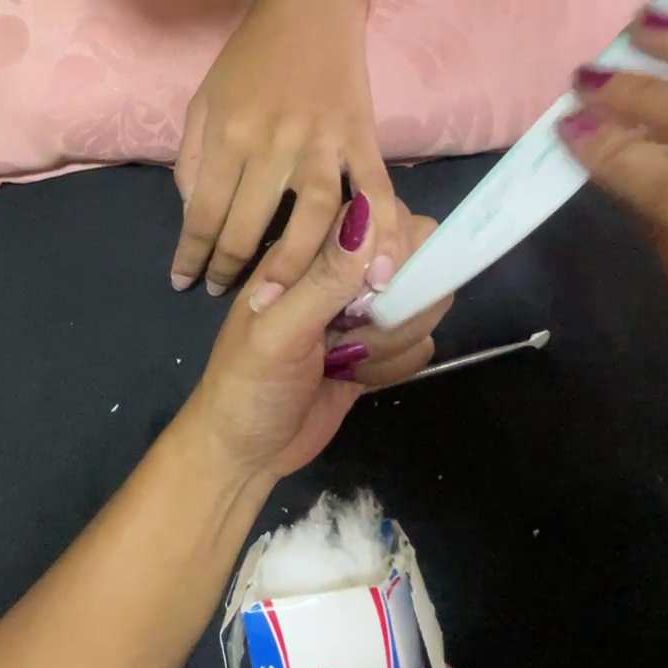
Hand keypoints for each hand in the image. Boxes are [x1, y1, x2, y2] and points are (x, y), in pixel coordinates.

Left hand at [173, 0, 397, 295]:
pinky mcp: (362, 138)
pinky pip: (372, 192)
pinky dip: (377, 234)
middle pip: (249, 224)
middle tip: (224, 293)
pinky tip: (375, 276)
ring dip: (291, 268)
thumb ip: (191, 158)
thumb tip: (195, 214)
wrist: (309, 9)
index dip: (191, 254)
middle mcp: (272, 144)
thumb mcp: (203, 100)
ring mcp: (322, 142)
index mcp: (227, 133)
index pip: (203, 212)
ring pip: (309, 219)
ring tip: (276, 298)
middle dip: (230, 269)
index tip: (184, 281)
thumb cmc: (249, 57)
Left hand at [185, 193, 450, 478]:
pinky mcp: (378, 349)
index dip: (392, 243)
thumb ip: (326, 277)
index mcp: (306, 252)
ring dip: (392, 339)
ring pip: (422, 300)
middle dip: (401, 298)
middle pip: (412, 253)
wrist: (245, 454)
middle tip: (358, 329)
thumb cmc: (247, 386)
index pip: (376, 213)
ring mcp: (362, 311)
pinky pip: (418, 342)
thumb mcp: (280, 331)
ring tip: (347, 362)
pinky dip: (394, 367)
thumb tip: (371, 214)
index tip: (378, 285)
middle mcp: (339, 273)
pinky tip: (355, 383)